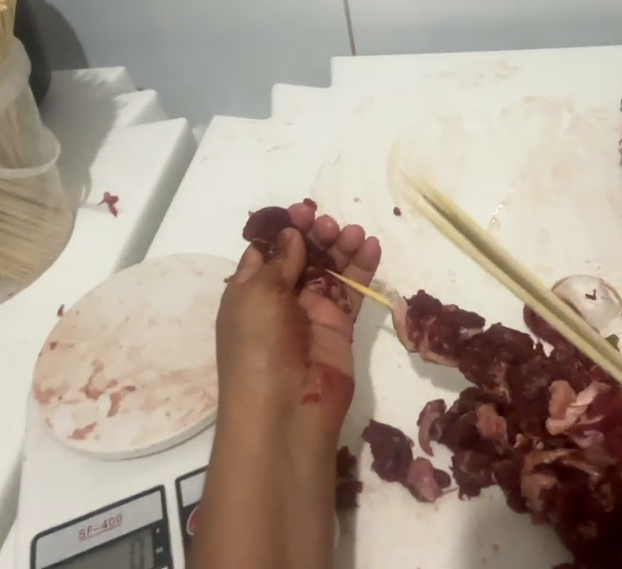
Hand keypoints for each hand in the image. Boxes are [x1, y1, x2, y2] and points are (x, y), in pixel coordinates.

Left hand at [216, 204, 381, 431]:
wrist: (285, 410)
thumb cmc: (257, 346)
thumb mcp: (258, 295)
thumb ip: (281, 261)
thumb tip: (291, 234)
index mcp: (250, 291)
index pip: (267, 250)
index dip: (284, 229)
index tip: (302, 211)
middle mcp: (280, 299)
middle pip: (302, 255)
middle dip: (315, 235)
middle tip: (328, 225)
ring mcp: (311, 313)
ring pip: (329, 269)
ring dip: (341, 247)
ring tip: (353, 232)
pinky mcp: (340, 327)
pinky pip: (352, 291)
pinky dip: (362, 268)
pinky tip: (371, 246)